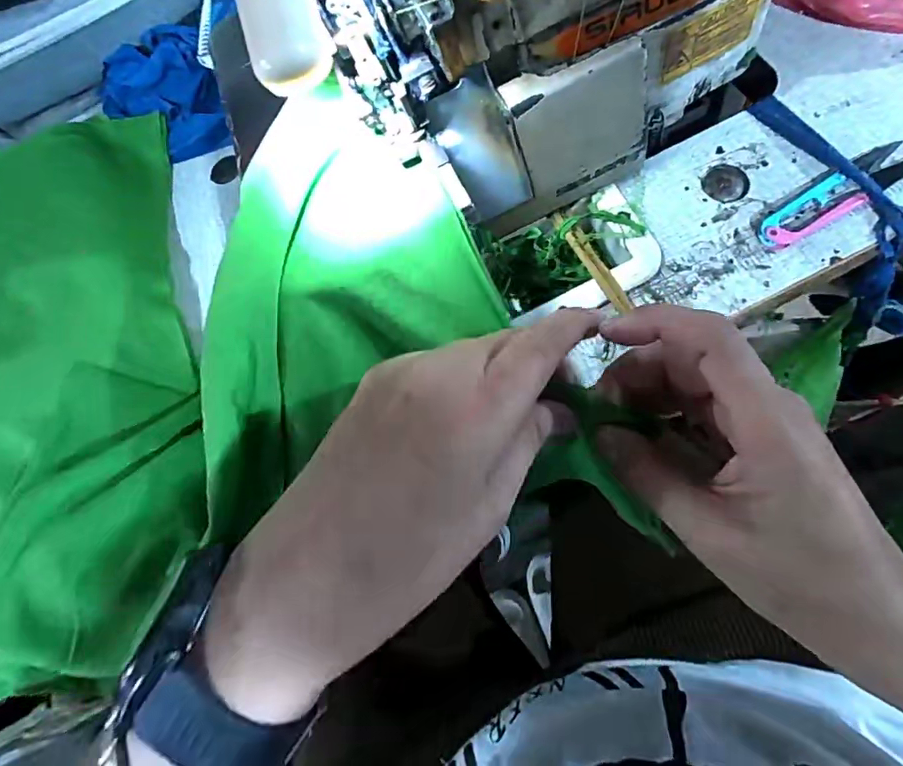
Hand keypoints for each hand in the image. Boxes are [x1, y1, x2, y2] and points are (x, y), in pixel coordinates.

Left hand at [195, 309, 600, 722]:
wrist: (303, 577)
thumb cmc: (412, 560)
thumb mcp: (490, 507)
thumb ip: (529, 440)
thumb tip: (560, 409)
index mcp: (476, 406)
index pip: (539, 342)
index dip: (573, 325)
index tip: (599, 324)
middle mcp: (439, 369)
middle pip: (507, 340)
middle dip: (539, 354)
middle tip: (558, 392)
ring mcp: (402, 368)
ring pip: (473, 349)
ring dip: (502, 366)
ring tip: (511, 408)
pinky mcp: (376, 378)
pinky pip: (440, 362)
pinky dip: (466, 375)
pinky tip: (463, 415)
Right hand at [593, 305, 902, 659]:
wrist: (872, 609)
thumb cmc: (796, 576)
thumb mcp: (709, 532)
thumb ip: (650, 477)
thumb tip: (601, 435)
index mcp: (763, 415)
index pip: (710, 336)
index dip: (655, 322)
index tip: (604, 335)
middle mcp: (769, 401)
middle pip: (698, 356)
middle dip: (642, 369)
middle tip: (600, 409)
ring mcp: (770, 418)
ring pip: (702, 381)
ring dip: (655, 393)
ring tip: (615, 426)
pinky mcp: (767, 437)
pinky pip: (714, 409)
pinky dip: (676, 416)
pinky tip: (647, 439)